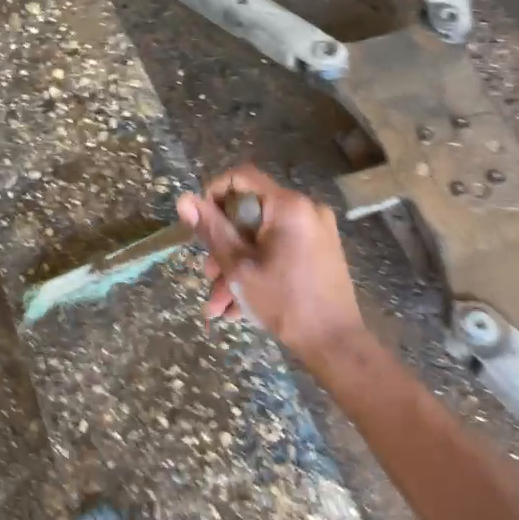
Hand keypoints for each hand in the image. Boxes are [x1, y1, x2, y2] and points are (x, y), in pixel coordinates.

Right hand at [176, 164, 365, 360]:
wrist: (334, 341)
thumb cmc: (284, 302)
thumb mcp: (239, 267)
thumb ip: (211, 230)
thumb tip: (183, 199)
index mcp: (289, 206)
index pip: (242, 178)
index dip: (213, 194)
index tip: (198, 222)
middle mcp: (306, 210)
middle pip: (251, 215)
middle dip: (223, 247)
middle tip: (207, 276)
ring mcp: (316, 232)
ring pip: (263, 239)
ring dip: (237, 268)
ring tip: (218, 306)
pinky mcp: (320, 251)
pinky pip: (280, 251)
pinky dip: (259, 271)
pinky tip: (238, 308)